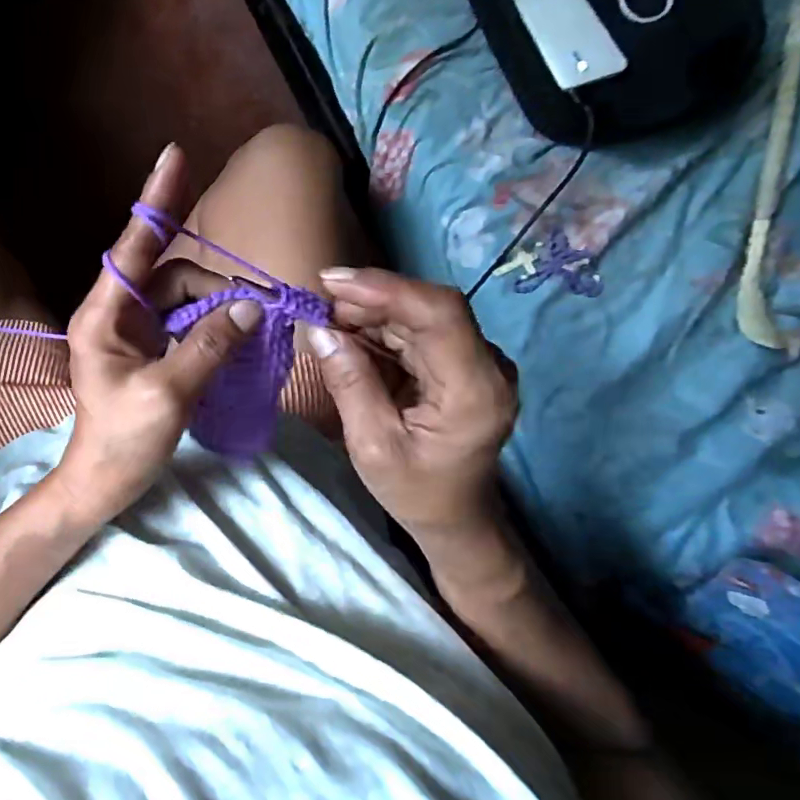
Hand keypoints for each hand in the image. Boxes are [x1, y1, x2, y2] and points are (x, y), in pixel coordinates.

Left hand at [57, 145, 261, 519]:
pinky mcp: (146, 346)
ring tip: (245, 331)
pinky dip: (209, 322)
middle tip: (251, 309)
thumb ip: (209, 345)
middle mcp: (113, 312)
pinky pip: (183, 318)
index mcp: (102, 315)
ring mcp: (130, 329)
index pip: (133, 245)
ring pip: (180, 295)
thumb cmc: (122, 440)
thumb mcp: (168, 393)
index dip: (156, 200)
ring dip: (214, 305)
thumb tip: (250, 305)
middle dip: (210, 283)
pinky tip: (231, 337)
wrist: (102, 480)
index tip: (174, 155)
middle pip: (168, 271)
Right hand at [305, 268, 517, 536]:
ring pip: (418, 314)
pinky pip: (414, 330)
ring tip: (322, 319)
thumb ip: (350, 384)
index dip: (386, 289)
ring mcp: (474, 362)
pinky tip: (343, 332)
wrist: (455, 517)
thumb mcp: (372, 445)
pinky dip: (375, 326)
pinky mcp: (456, 363)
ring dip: (367, 311)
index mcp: (474, 390)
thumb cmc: (415, 491)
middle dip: (369, 298)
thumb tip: (319, 330)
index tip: (332, 282)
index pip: (440, 315)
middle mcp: (485, 366)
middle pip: (428, 308)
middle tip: (315, 304)